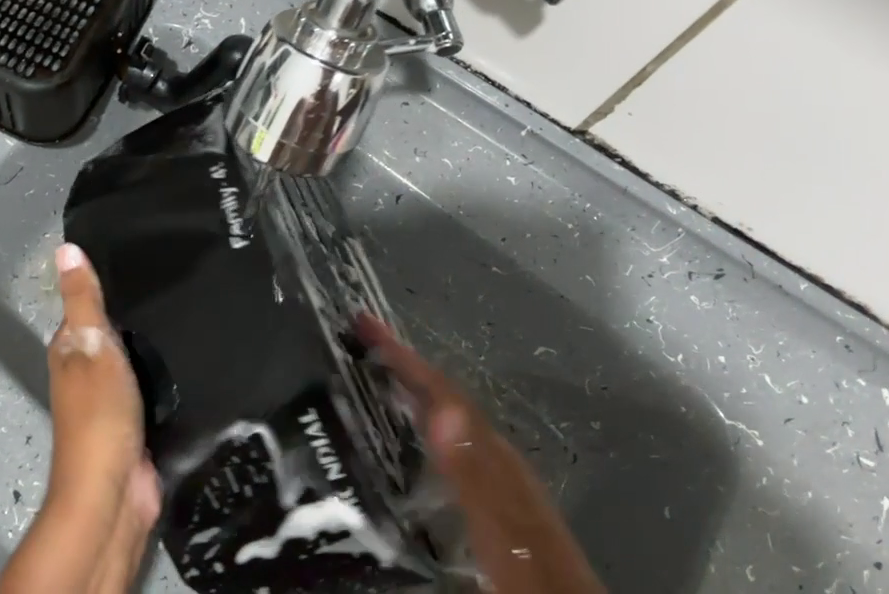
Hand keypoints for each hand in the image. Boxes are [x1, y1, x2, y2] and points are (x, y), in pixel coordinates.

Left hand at [0, 243, 160, 593]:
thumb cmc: (98, 413)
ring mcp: (111, 401)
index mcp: (68, 351)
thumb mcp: (91, 345)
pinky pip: (152, 388)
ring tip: (191, 312)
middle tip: (180, 281)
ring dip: (154, 344)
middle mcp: (85, 372)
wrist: (114, 492)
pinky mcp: (136, 424)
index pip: (86, 306)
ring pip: (134, 360)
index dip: (108, 284)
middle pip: (112, 333)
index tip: (145, 257)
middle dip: (137, 314)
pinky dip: (166, 374)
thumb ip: (83, 300)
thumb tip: (64, 248)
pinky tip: (191, 360)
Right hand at [355, 314, 602, 593]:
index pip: (440, 392)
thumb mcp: (500, 525)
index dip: (402, 354)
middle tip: (356, 340)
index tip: (362, 320)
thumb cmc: (532, 572)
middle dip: (400, 365)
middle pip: (441, 399)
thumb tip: (441, 407)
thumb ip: (473, 473)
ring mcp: (493, 482)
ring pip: (444, 423)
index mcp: (491, 455)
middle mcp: (493, 458)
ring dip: (409, 395)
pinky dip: (419, 433)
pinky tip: (404, 447)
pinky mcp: (489, 506)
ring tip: (371, 379)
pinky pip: (445, 451)